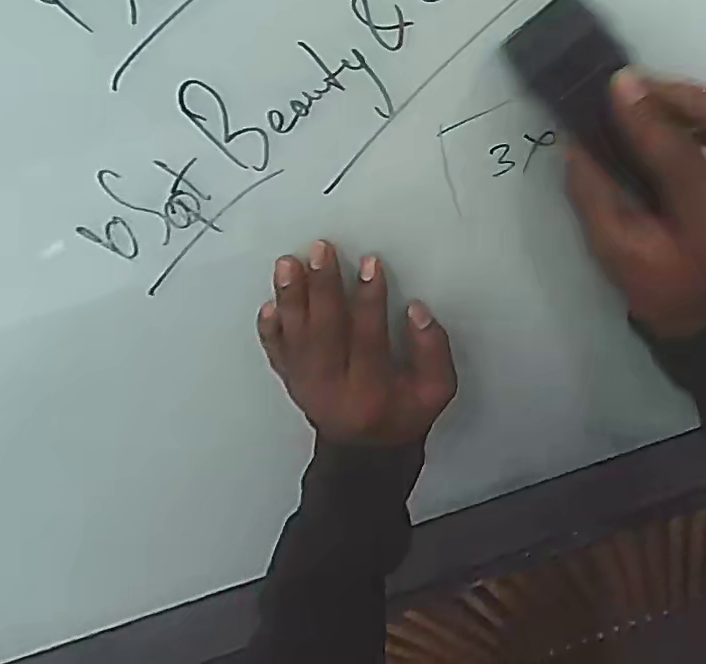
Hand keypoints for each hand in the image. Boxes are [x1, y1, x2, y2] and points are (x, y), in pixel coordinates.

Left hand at [257, 241, 457, 445]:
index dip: (370, 299)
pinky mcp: (292, 381)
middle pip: (324, 332)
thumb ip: (433, 349)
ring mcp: (306, 385)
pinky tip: (270, 305)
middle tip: (321, 251)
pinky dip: (270, 329)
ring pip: (295, 338)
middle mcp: (332, 388)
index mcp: (370, 390)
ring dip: (291, 298)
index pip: (368, 337)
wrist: (364, 453)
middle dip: (322, 287)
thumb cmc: (403, 414)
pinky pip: (277, 354)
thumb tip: (417, 311)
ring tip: (288, 265)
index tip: (370, 264)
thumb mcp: (436, 389)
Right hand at [564, 72, 705, 337]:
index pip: (682, 160)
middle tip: (650, 90)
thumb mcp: (614, 250)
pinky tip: (686, 117)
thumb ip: (592, 195)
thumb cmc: (660, 286)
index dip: (647, 119)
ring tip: (663, 99)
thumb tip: (575, 143)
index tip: (618, 86)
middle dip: (699, 98)